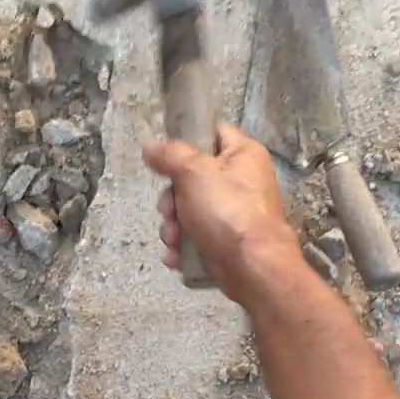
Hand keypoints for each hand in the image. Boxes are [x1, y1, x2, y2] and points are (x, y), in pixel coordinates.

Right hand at [143, 124, 305, 303]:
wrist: (251, 265)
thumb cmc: (227, 210)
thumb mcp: (193, 173)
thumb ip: (169, 155)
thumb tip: (149, 145)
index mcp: (242, 154)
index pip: (214, 133)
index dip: (189, 142)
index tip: (168, 158)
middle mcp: (241, 181)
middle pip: (192, 178)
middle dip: (171, 200)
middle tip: (168, 211)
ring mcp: (233, 214)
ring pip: (189, 211)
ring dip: (173, 227)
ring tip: (174, 240)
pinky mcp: (225, 241)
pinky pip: (195, 237)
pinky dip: (182, 247)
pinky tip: (176, 256)